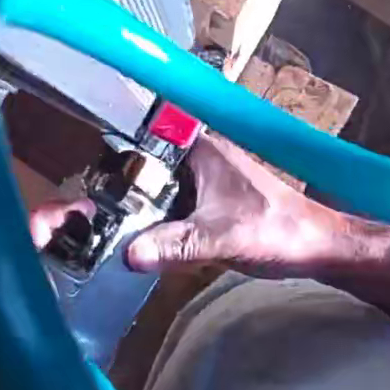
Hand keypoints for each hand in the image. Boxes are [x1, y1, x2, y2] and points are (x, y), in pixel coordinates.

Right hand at [30, 135, 389, 278]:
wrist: (315, 249)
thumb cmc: (278, 231)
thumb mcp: (222, 237)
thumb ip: (177, 244)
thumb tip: (128, 255)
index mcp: (200, 148)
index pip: (145, 134)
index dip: (111, 146)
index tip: (80, 169)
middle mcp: (193, 157)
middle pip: (137, 164)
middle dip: (107, 184)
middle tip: (74, 208)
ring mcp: (194, 181)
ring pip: (146, 186)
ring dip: (120, 204)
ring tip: (84, 223)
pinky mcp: (197, 204)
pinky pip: (158, 206)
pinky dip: (139, 219)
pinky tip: (118, 236)